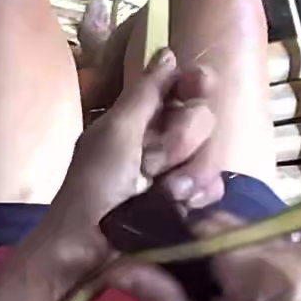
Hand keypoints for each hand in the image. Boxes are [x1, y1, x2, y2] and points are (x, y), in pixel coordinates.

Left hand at [29, 47, 225, 271]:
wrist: (88, 250)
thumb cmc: (94, 187)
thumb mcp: (116, 132)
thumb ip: (146, 92)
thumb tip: (167, 50)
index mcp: (139, 118)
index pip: (182, 87)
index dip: (195, 83)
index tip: (200, 86)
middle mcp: (161, 140)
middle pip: (201, 120)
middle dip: (179, 142)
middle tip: (151, 164)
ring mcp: (175, 173)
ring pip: (210, 156)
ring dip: (187, 173)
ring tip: (163, 193)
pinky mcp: (186, 204)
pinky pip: (212, 188)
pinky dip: (195, 196)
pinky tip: (179, 205)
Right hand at [105, 213, 300, 300]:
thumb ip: (158, 292)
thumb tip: (113, 265)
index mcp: (268, 274)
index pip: (210, 229)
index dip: (179, 237)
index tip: (159, 253)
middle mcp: (297, 253)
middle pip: (230, 227)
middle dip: (202, 244)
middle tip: (184, 274)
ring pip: (247, 230)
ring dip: (225, 247)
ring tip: (212, 279)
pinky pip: (267, 239)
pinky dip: (247, 252)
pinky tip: (238, 277)